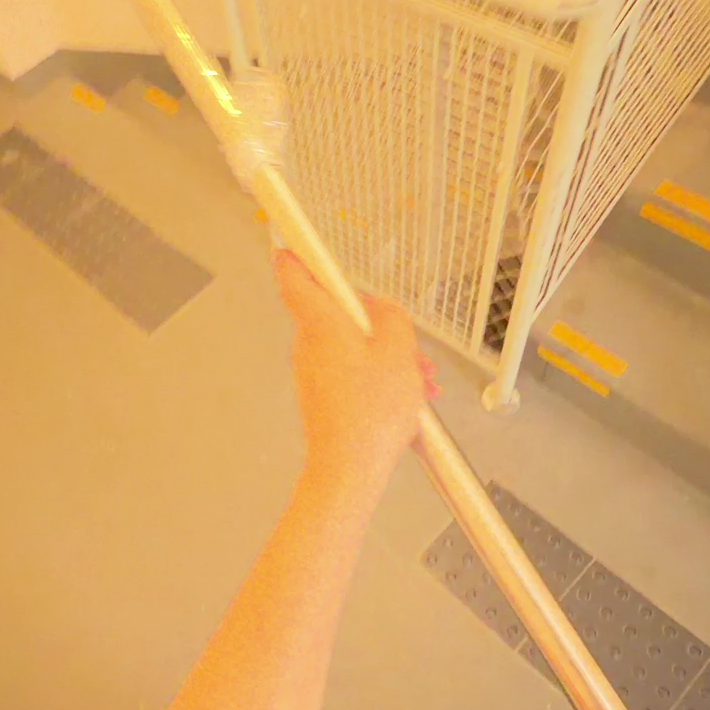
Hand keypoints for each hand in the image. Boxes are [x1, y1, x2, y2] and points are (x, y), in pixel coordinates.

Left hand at [274, 250, 437, 489]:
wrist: (350, 468)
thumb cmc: (371, 413)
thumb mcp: (398, 352)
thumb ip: (391, 317)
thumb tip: (381, 308)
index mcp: (322, 324)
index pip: (297, 279)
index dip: (295, 256)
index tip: (290, 241)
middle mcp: (309, 345)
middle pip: (340, 315)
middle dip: (379, 325)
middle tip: (410, 347)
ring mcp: (313, 372)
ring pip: (352, 346)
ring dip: (387, 356)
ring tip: (419, 380)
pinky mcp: (322, 395)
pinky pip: (350, 371)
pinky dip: (378, 377)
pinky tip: (407, 396)